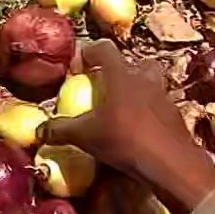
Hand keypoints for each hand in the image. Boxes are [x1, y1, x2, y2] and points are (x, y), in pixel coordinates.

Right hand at [42, 40, 214, 213]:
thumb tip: (39, 130)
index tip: (77, 71)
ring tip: (121, 111)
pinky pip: (157, 106)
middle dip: (117, 71)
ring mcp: (163, 96)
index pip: (104, 49)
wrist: (172, 164)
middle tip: (104, 89)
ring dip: (135, 91)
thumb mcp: (86, 136)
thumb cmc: (125, 140)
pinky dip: (147, 112)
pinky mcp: (175, 116)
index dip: (89, 53)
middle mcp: (145, 79)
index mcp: (121, 75)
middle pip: (132, 63)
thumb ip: (60, 130)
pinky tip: (137, 131)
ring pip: (149, 82)